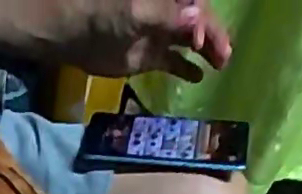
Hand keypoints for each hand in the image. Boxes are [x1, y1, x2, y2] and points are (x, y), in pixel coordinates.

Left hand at [66, 0, 233, 80]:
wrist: (76, 33)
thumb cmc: (105, 12)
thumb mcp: (138, 11)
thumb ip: (169, 17)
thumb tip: (197, 20)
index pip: (197, 2)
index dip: (207, 19)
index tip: (205, 40)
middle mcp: (169, 10)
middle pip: (199, 20)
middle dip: (214, 36)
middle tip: (225, 56)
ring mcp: (160, 33)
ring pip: (191, 40)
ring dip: (206, 51)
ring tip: (221, 65)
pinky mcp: (150, 56)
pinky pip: (174, 61)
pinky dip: (186, 68)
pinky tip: (199, 77)